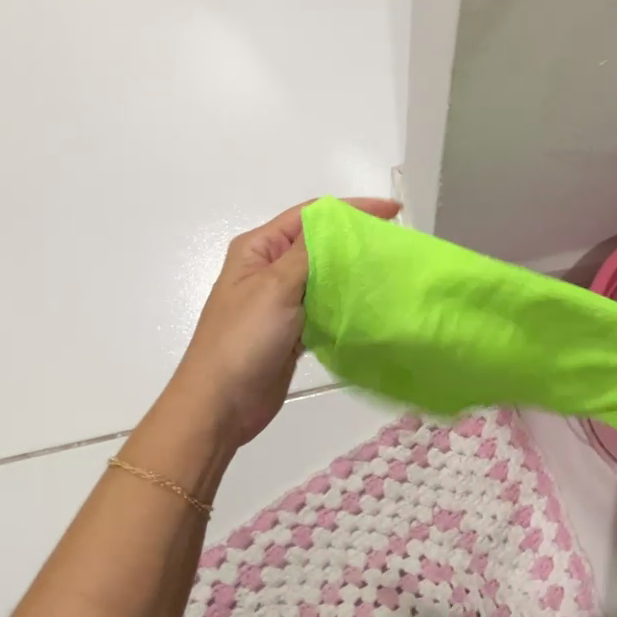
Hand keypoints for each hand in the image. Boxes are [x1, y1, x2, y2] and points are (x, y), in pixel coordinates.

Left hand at [172, 197, 400, 445]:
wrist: (220, 406)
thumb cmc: (243, 339)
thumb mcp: (275, 286)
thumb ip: (309, 252)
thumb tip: (338, 224)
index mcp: (259, 248)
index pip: (310, 215)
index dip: (351, 209)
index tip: (392, 211)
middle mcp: (270, 267)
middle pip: (320, 241)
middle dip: (356, 238)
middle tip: (396, 240)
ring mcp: (282, 299)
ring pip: (326, 273)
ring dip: (354, 269)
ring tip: (391, 267)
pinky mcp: (294, 327)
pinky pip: (326, 303)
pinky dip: (347, 299)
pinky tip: (372, 301)